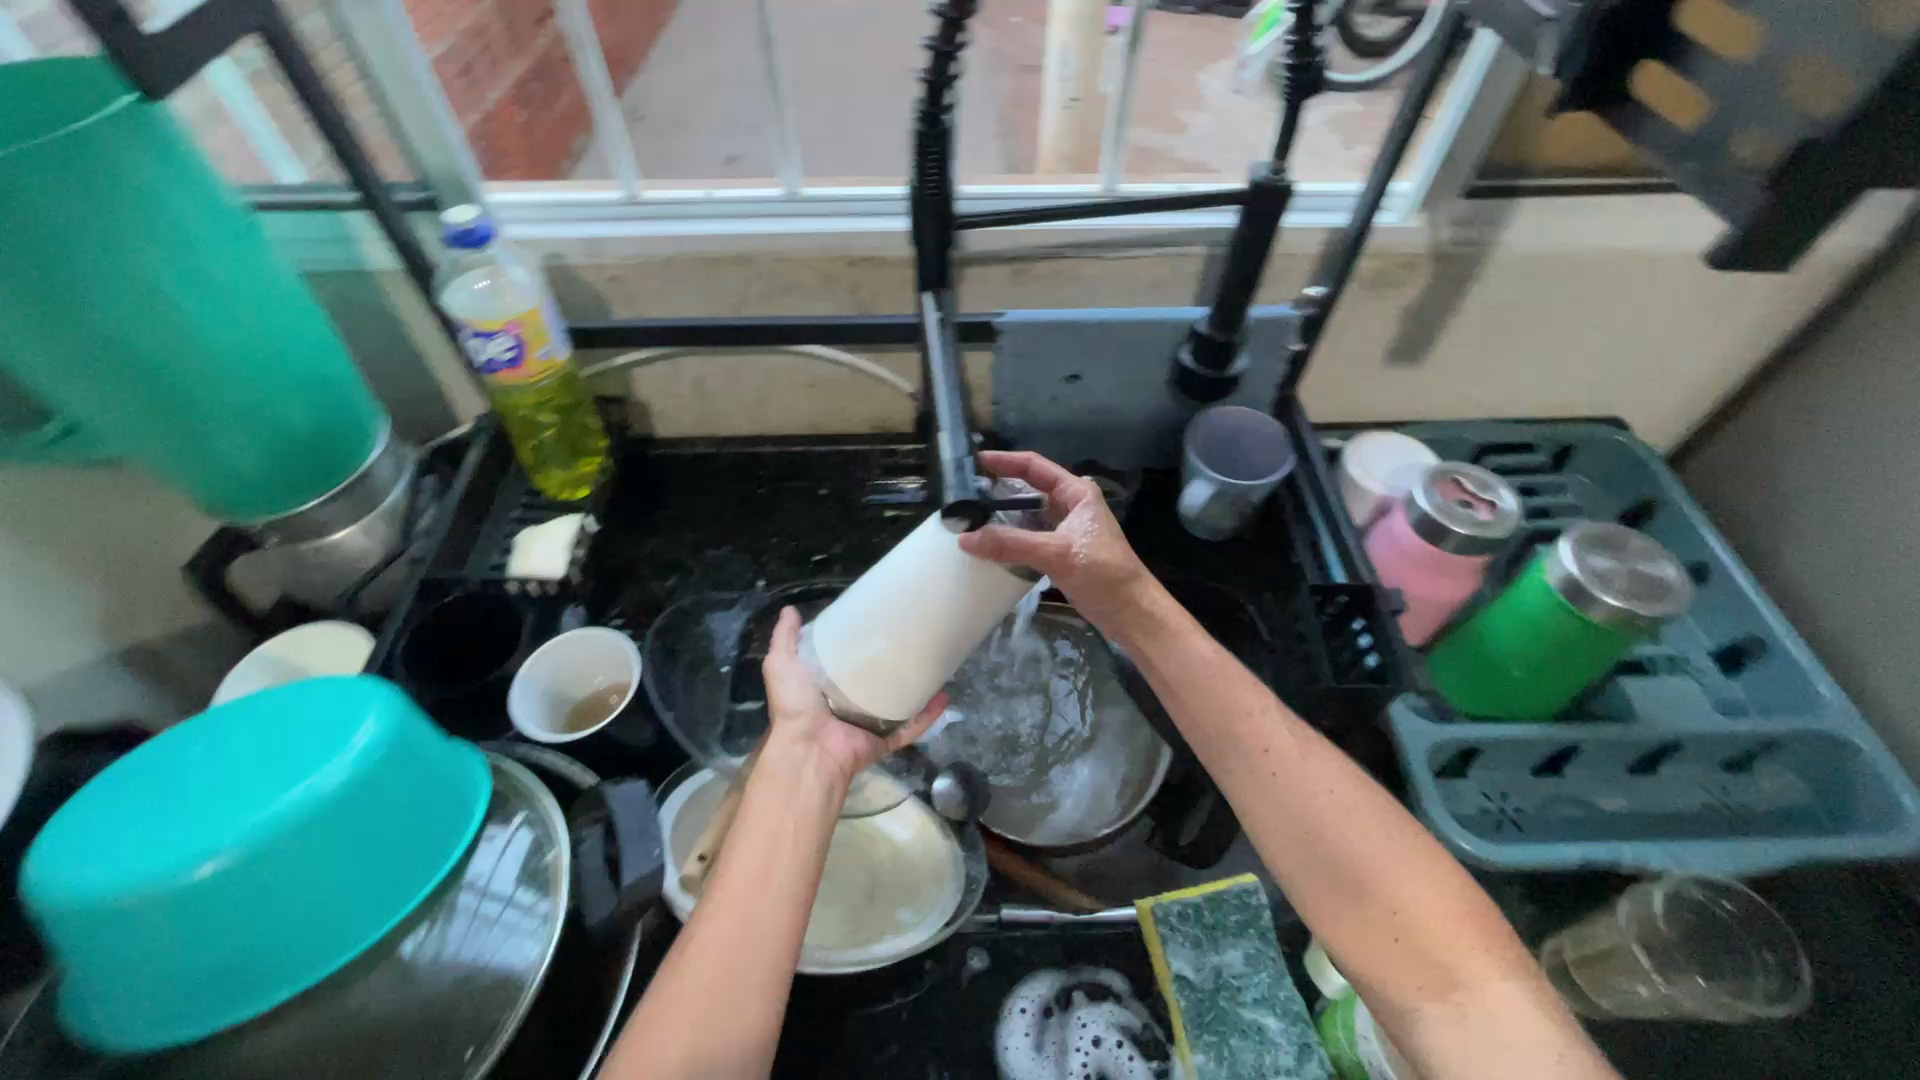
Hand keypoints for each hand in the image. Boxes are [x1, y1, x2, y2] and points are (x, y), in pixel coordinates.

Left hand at [760, 606, 946, 789]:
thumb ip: (785, 638)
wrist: (808, 748)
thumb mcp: (781, 664)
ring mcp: (869, 725)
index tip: (879, 623)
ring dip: (918, 689)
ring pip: (900, 704)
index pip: (846, 663)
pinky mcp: (884, 739)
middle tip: (915, 641)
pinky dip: (928, 716)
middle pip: (876, 682)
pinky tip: (944, 697)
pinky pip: (911, 728)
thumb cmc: (795, 704)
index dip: (860, 646)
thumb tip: (791, 609)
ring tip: (936, 666)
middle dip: (894, 665)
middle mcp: (849, 706)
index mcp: (826, 687)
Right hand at [958, 450, 1154, 628]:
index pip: (1034, 466)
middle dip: (997, 490)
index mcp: (1076, 493)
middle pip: (1027, 489)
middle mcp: (1070, 506)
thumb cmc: (1103, 573)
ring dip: (1001, 518)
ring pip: (1026, 516)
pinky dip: (1009, 541)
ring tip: (968, 518)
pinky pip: (1028, 540)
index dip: (1004, 461)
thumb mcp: (1057, 553)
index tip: (973, 461)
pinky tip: (987, 547)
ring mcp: (1065, 530)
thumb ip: (1011, 544)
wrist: (1131, 612)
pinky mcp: (1060, 554)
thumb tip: (965, 538)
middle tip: (963, 494)